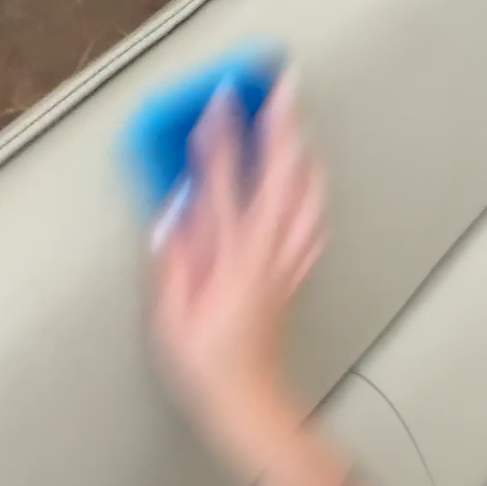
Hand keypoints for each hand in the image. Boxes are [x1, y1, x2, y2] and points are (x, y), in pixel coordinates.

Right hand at [152, 70, 326, 470]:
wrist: (247, 401)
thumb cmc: (205, 365)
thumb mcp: (171, 317)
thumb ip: (172, 261)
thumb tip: (172, 211)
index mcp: (233, 262)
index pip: (226, 187)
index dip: (222, 140)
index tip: (219, 100)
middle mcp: (267, 256)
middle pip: (281, 178)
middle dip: (282, 125)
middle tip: (283, 83)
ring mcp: (287, 265)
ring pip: (307, 198)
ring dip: (304, 154)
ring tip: (300, 121)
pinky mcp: (294, 278)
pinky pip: (314, 228)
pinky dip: (315, 197)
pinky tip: (314, 183)